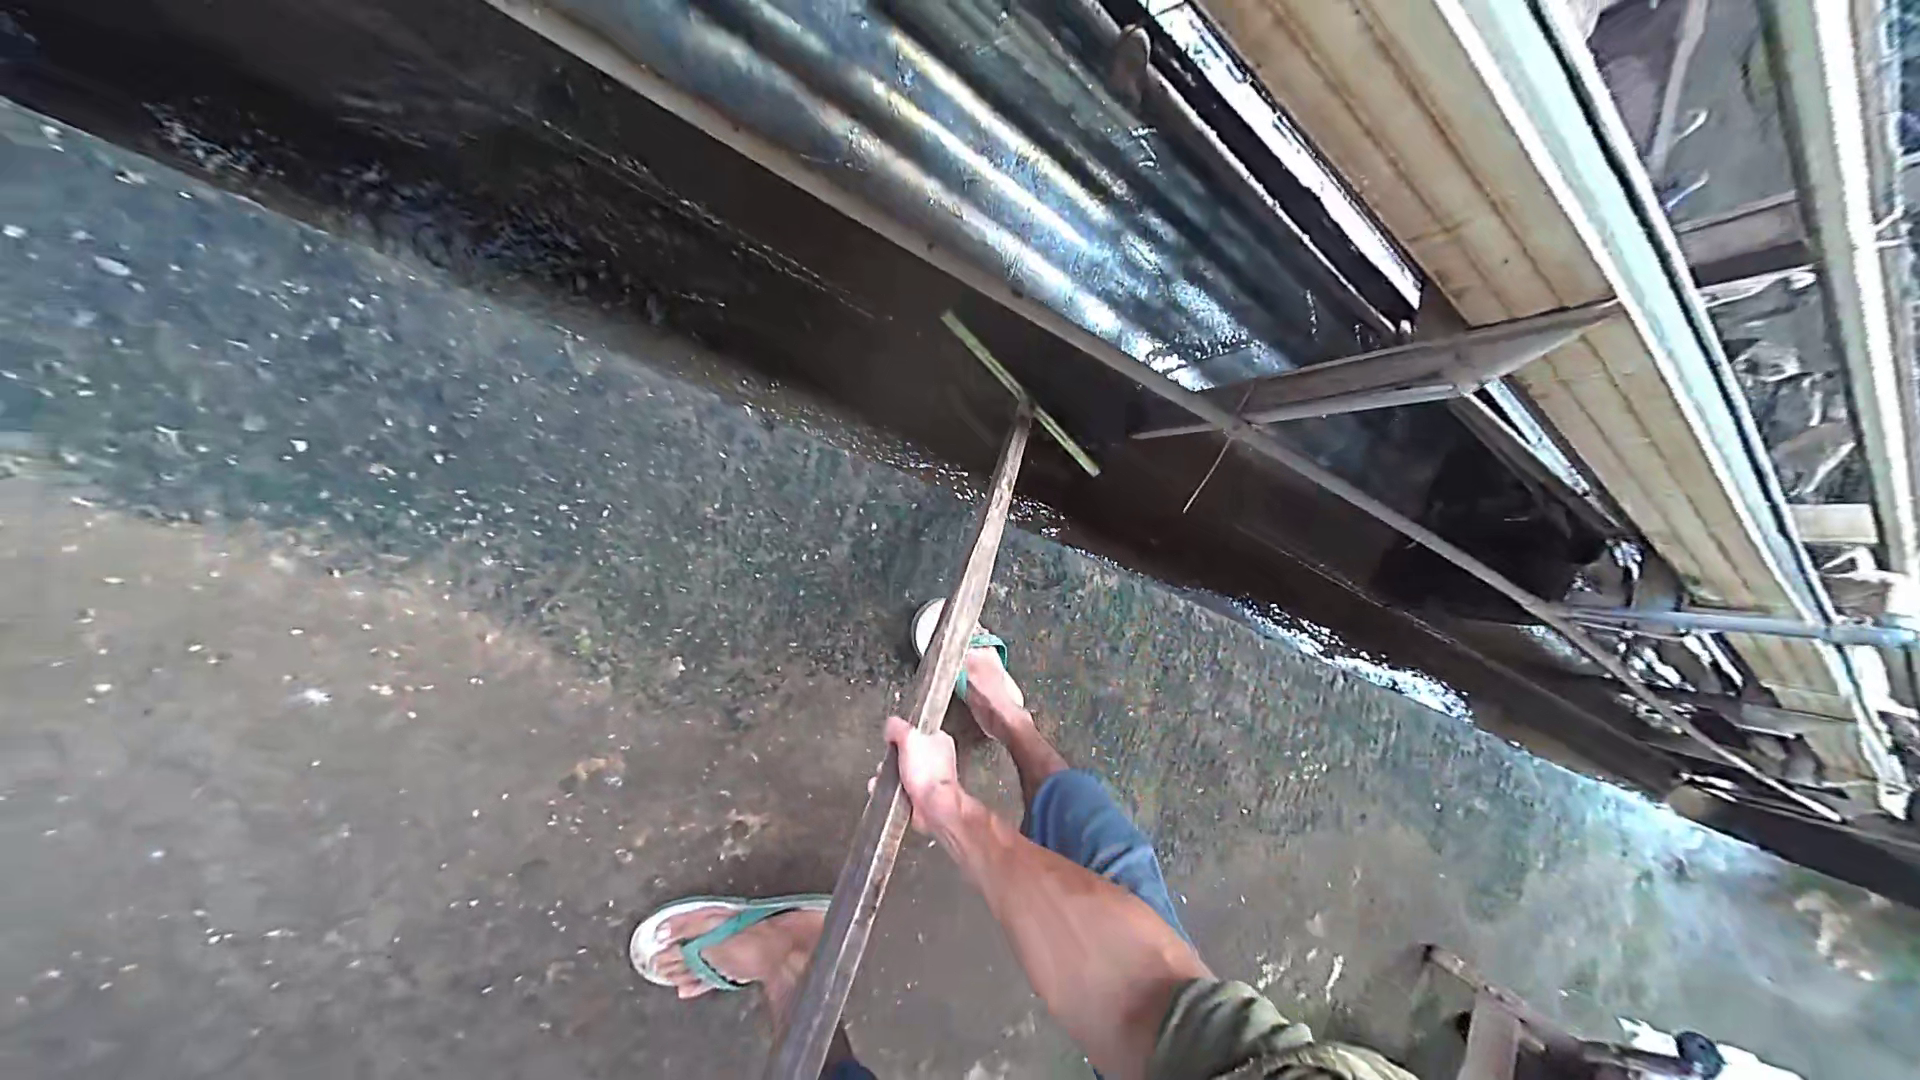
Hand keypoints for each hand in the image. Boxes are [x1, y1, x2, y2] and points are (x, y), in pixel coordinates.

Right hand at [883, 715, 966, 833]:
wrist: (933, 808)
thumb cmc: (929, 774)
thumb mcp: (909, 738)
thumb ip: (898, 727)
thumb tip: (891, 724)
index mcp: (939, 741)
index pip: (919, 731)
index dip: (903, 734)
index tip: (893, 738)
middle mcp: (936, 760)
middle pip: (906, 753)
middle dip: (892, 758)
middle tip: (889, 759)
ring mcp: (928, 779)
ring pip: (901, 772)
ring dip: (887, 775)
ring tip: (884, 777)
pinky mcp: (919, 797)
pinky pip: (899, 790)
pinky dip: (889, 791)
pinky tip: (885, 790)